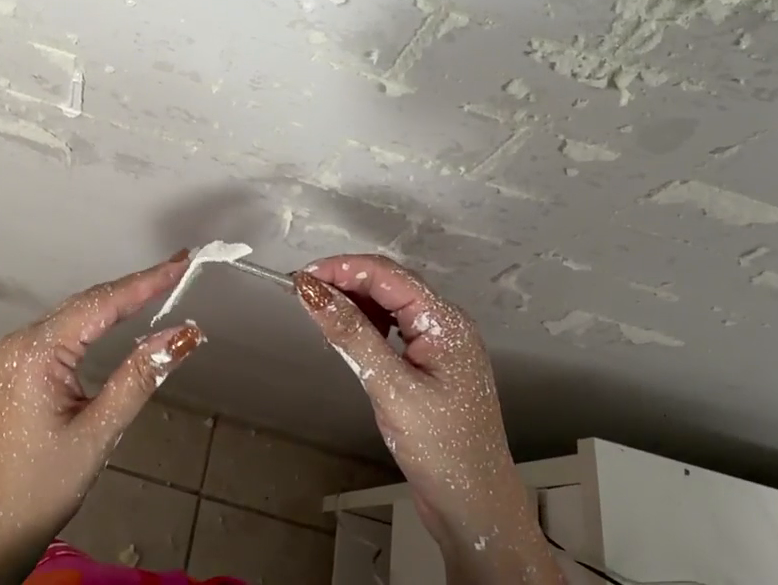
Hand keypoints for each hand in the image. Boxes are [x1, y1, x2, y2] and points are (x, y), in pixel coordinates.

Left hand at [0, 251, 204, 555]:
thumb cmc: (44, 483)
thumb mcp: (99, 431)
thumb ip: (140, 376)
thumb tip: (184, 334)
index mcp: (37, 351)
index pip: (101, 304)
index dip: (145, 282)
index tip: (180, 262)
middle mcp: (22, 340)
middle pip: (88, 302)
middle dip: (134, 285)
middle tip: (178, 268)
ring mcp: (17, 351)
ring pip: (76, 313)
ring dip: (117, 299)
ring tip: (160, 284)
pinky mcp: (20, 364)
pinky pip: (65, 328)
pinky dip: (98, 318)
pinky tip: (121, 315)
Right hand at [292, 255, 563, 584]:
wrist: (476, 510)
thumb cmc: (442, 451)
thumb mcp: (390, 388)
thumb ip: (351, 335)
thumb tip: (312, 292)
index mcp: (445, 322)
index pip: (386, 275)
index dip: (341, 269)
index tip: (301, 278)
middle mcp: (446, 324)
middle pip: (389, 284)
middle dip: (346, 282)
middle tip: (305, 295)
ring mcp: (441, 344)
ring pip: (391, 304)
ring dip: (356, 303)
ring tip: (322, 316)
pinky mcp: (432, 365)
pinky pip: (395, 328)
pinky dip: (368, 325)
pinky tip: (350, 339)